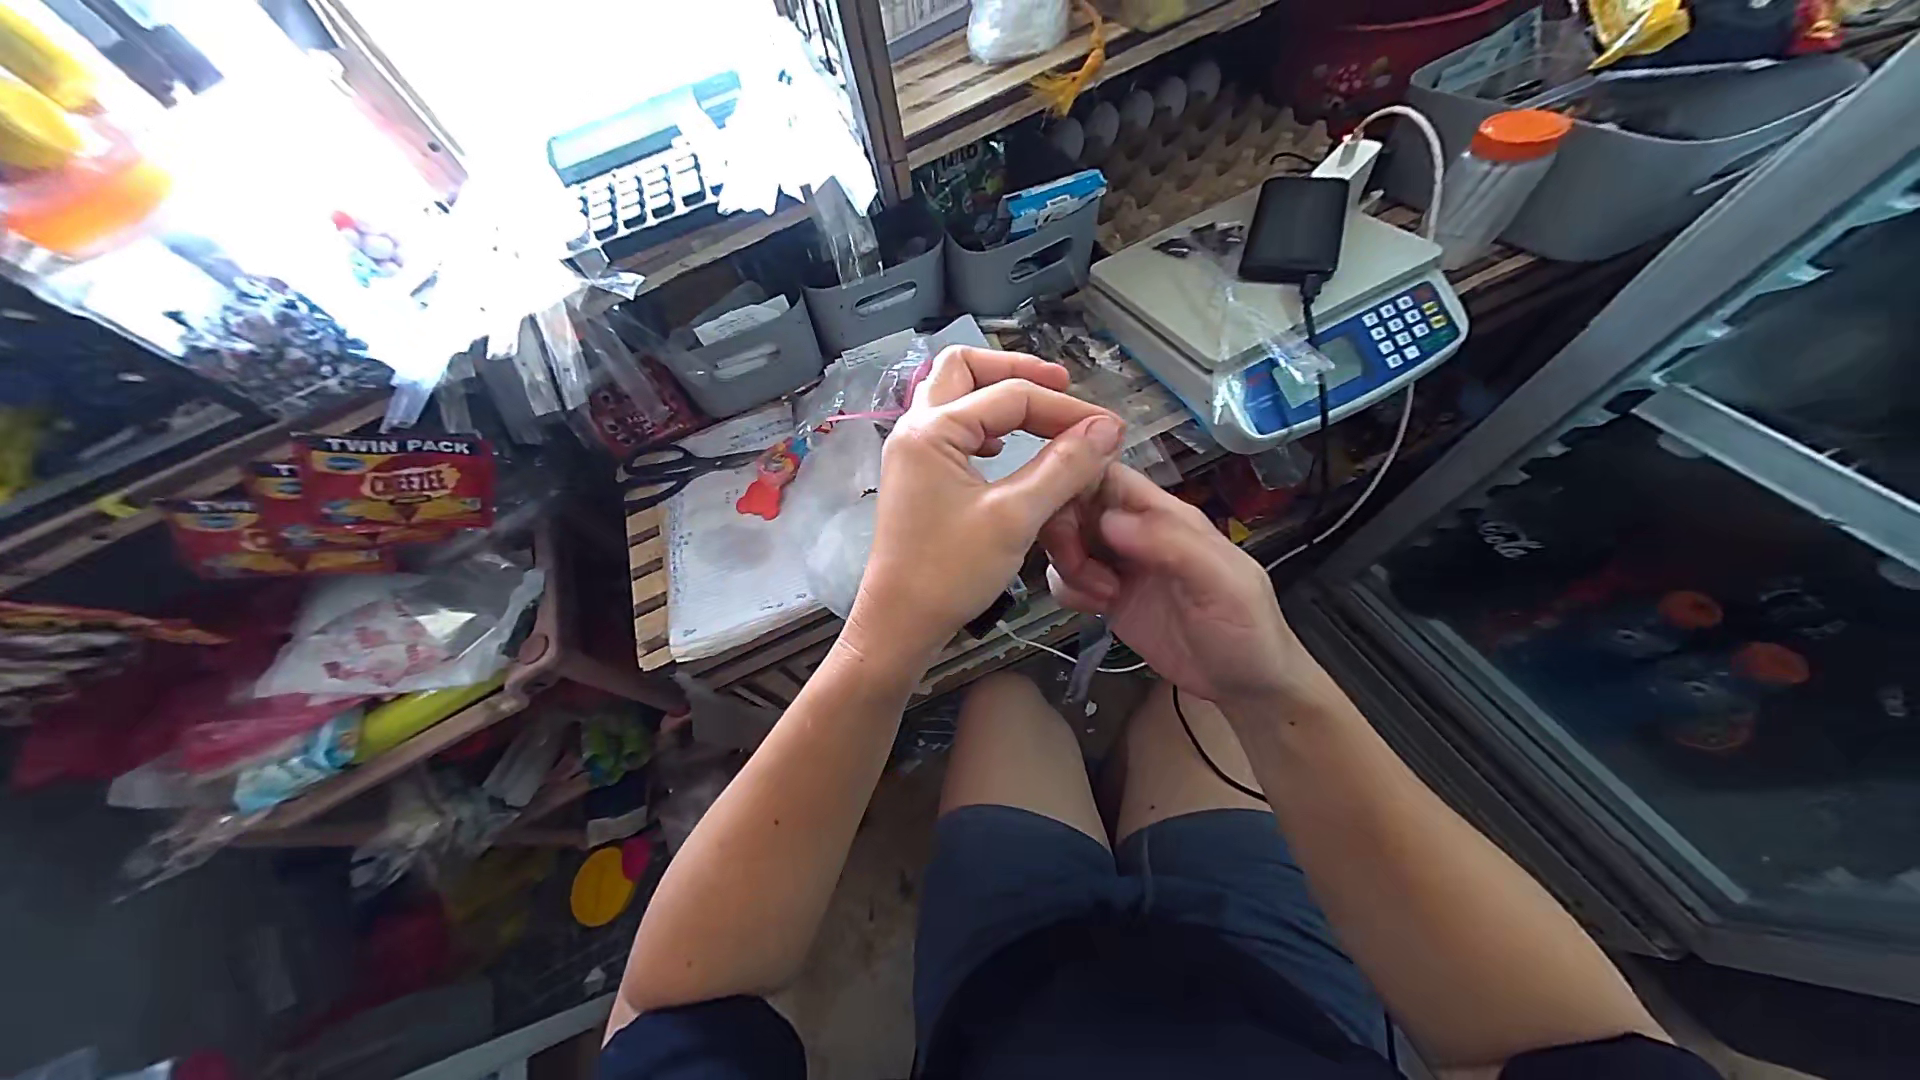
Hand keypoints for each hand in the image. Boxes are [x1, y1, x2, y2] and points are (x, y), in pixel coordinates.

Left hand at [848, 346, 1122, 660]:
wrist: (899, 622)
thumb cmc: (948, 573)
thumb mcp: (1015, 517)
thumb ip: (1063, 467)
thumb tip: (1105, 429)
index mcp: (932, 431)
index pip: (1012, 397)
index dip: (1065, 409)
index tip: (1107, 429)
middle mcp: (914, 430)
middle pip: (964, 368)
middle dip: (1015, 371)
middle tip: (1060, 385)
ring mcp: (911, 452)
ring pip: (953, 395)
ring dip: (996, 395)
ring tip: (1038, 412)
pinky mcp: (917, 476)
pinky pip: (949, 430)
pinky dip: (981, 426)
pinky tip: (1004, 448)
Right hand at [1041, 464, 1310, 707]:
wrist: (1243, 684)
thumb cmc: (1246, 629)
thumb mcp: (1223, 582)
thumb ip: (1171, 544)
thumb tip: (1109, 521)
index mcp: (1164, 515)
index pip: (1108, 475)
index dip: (1077, 482)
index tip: (1064, 512)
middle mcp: (1136, 533)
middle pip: (1076, 507)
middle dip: (1066, 532)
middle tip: (1082, 567)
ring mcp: (1118, 564)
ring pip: (1066, 542)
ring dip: (1068, 566)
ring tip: (1101, 595)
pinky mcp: (1105, 596)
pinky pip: (1066, 579)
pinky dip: (1068, 591)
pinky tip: (1096, 609)